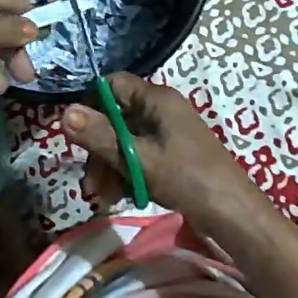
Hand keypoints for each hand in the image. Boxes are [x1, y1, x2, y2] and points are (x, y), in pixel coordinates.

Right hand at [62, 74, 272, 229]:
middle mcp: (161, 109)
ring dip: (109, 167)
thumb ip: (100, 136)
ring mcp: (167, 133)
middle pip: (116, 117)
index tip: (76, 134)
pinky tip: (117, 198)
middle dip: (98, 149)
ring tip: (101, 199)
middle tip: (89, 184)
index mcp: (156, 99)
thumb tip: (65, 112)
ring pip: (125, 141)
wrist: (232, 212)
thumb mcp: (137, 158)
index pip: (113, 84)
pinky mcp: (171, 155)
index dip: (91, 104)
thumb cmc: (185, 177)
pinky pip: (138, 156)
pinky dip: (126, 175)